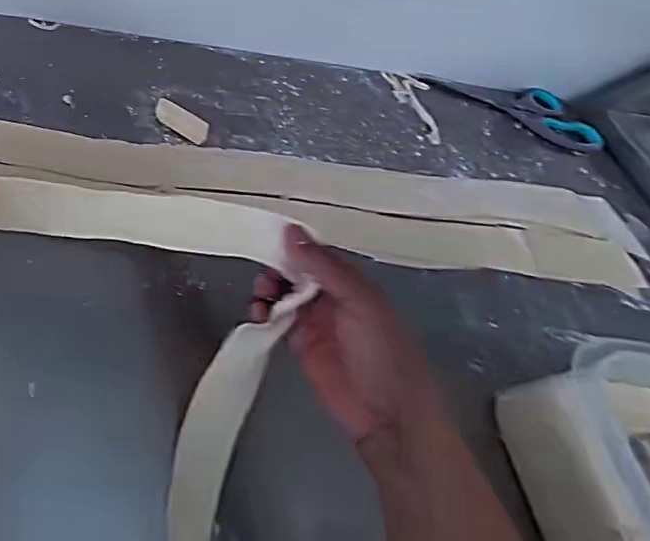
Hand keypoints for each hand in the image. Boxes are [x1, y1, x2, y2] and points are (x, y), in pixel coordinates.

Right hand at [250, 225, 445, 451]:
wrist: (390, 417)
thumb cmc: (383, 352)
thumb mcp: (358, 302)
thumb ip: (323, 267)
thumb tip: (290, 231)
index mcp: (348, 280)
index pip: (314, 251)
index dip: (291, 244)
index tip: (266, 237)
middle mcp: (329, 294)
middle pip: (293, 269)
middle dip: (275, 267)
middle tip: (265, 278)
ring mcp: (313, 318)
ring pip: (281, 291)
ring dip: (266, 288)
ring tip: (261, 300)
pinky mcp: (300, 342)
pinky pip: (275, 318)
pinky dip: (263, 312)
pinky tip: (259, 316)